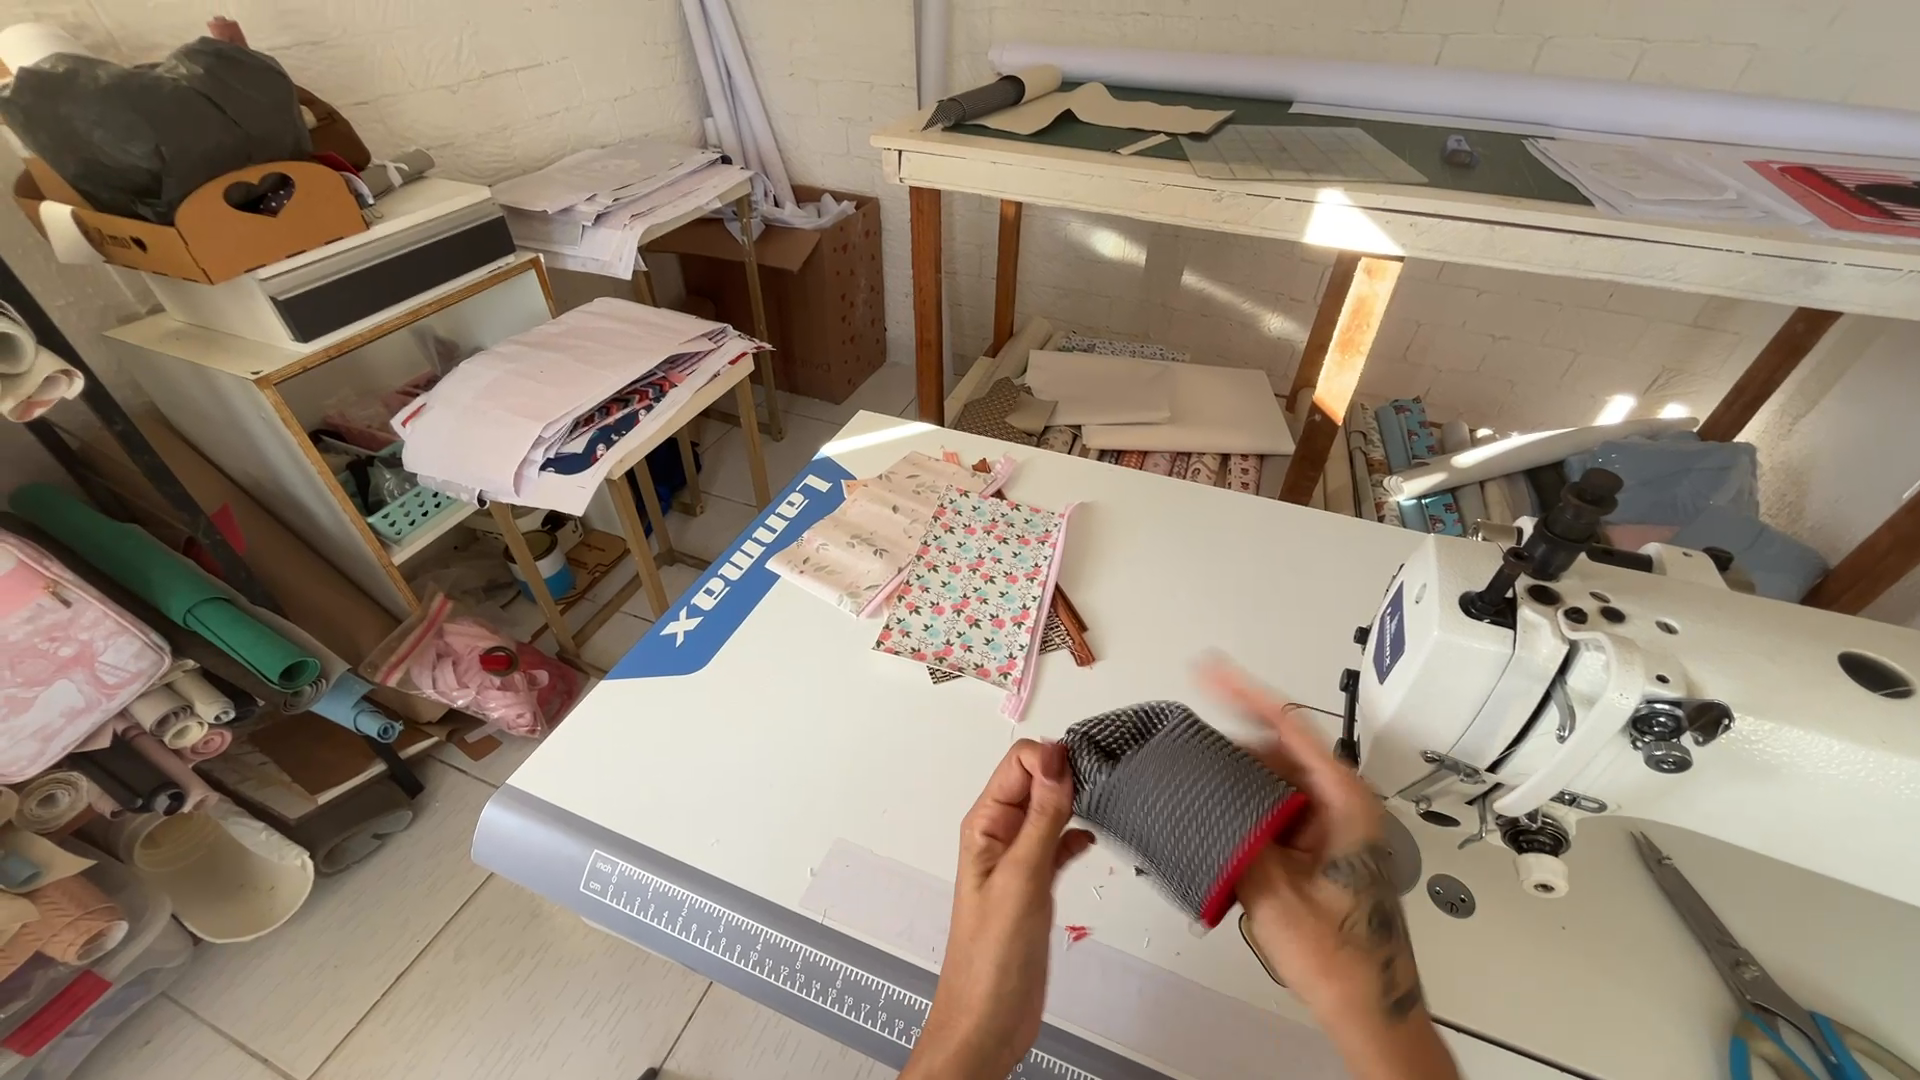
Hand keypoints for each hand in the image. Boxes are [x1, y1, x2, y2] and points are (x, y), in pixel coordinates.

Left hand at [904, 740, 1094, 1079]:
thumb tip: (1055, 759)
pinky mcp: (1036, 881)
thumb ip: (1042, 818)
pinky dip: (1075, 833)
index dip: (1051, 759)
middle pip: (1034, 779)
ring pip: (1049, 808)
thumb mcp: (1021, 878)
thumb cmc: (991, 957)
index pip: (1018, 763)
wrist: (988, 1020)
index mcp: (985, 823)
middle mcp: (1000, 833)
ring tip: (1101, 803)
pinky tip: (1090, 838)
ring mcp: (1019, 857)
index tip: (1082, 772)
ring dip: (1073, 800)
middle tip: (1099, 783)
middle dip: (1065, 773)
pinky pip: (1058, 840)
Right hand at [1200, 658, 1426, 1027]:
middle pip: (1281, 749)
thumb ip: (1236, 836)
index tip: (1212, 670)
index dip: (1246, 693)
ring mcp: (1331, 827)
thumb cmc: (1343, 961)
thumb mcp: (1275, 893)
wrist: (1372, 1015)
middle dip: (1232, 737)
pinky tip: (1213, 808)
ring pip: (1275, 778)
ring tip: (1193, 768)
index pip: (1292, 729)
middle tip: (1189, 730)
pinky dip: (1243, 800)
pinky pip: (1276, 805)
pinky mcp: (1319, 846)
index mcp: (1346, 805)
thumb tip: (1200, 799)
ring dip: (1236, 772)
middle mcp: (1343, 806)